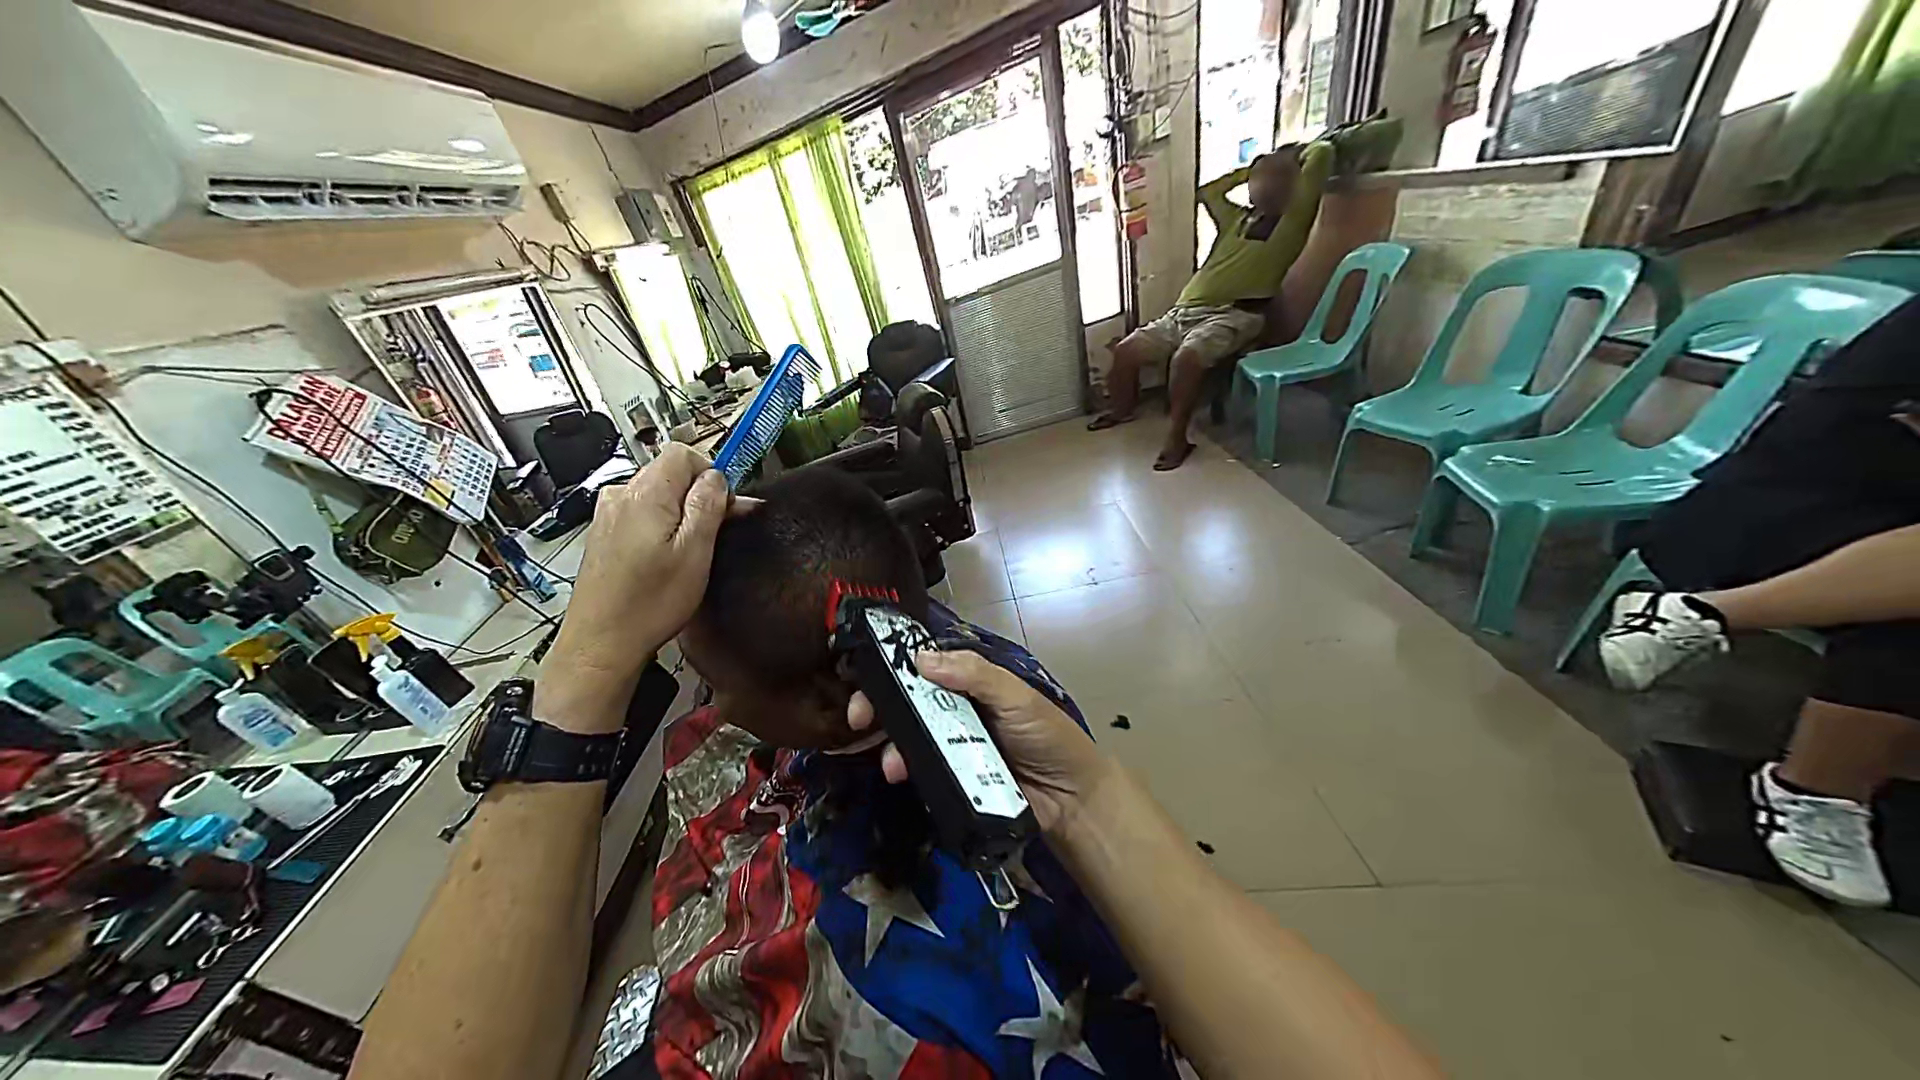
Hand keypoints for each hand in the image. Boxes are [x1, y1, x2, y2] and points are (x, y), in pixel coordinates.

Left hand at [537, 445, 727, 732]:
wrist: (601, 642)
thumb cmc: (649, 603)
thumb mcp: (695, 551)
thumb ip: (708, 505)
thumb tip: (717, 477)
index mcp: (645, 493)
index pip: (683, 453)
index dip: (711, 473)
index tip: (726, 504)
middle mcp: (621, 495)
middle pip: (671, 472)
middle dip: (699, 495)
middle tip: (718, 532)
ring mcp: (608, 515)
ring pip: (658, 495)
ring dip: (682, 513)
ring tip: (693, 551)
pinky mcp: (604, 534)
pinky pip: (642, 514)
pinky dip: (662, 527)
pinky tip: (668, 558)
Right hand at [846, 649, 1109, 834]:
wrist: (1070, 799)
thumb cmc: (1047, 736)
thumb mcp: (1016, 696)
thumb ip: (974, 675)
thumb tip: (921, 659)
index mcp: (970, 683)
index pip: (924, 668)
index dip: (894, 668)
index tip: (868, 675)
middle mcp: (954, 711)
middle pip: (906, 702)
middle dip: (877, 707)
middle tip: (859, 718)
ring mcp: (950, 746)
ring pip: (907, 737)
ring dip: (889, 743)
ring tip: (891, 761)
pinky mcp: (948, 779)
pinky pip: (918, 769)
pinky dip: (904, 769)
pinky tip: (899, 774)